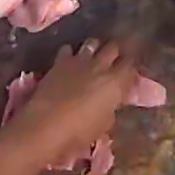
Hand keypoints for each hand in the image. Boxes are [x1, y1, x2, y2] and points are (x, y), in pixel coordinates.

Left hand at [8, 42, 136, 168]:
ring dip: (94, 48)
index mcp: (115, 82)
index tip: (128, 69)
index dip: (130, 64)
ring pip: (92, 42)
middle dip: (114, 51)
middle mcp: (100, 66)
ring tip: (92, 55)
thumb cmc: (78, 132)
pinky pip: (68, 49)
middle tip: (113, 59)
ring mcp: (79, 61)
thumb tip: (111, 104)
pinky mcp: (60, 62)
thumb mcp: (103, 125)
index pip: (130, 63)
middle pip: (113, 46)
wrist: (44, 127)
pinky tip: (69, 61)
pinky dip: (70, 53)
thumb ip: (110, 110)